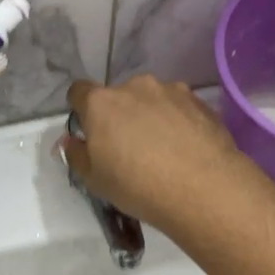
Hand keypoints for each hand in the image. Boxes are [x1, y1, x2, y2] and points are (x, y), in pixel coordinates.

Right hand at [60, 76, 254, 229]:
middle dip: (120, 116)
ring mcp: (171, 90)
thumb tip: (72, 141)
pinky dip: (178, 123)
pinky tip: (186, 150)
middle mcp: (135, 86)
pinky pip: (179, 109)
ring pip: (152, 100)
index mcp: (101, 103)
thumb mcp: (95, 180)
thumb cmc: (137, 186)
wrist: (203, 188)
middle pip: (119, 97)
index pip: (79, 92)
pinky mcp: (200, 101)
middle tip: (130, 150)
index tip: (89, 131)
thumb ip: (77, 155)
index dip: (81, 110)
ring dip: (151, 117)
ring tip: (163, 151)